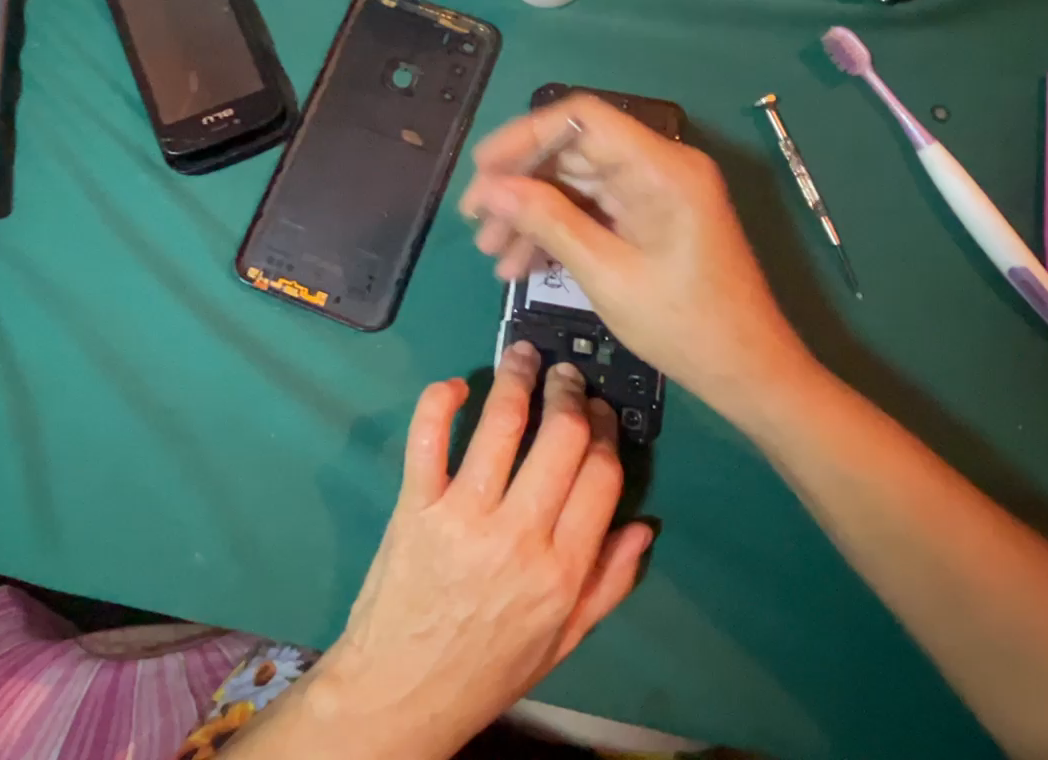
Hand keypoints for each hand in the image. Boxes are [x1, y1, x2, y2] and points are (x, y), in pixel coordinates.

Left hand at [308, 343, 652, 759]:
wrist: (404, 690)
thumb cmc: (488, 668)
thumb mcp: (563, 641)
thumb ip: (608, 583)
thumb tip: (643, 525)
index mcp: (562, 570)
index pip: (602, 476)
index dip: (607, 432)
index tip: (603, 412)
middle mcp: (518, 535)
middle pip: (560, 439)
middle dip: (570, 394)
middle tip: (567, 375)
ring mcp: (462, 515)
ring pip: (500, 426)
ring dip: (517, 380)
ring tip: (523, 357)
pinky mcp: (414, 505)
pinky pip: (427, 439)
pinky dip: (439, 402)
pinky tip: (456, 384)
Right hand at [458, 94, 818, 416]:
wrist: (744, 370)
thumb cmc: (682, 324)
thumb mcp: (605, 272)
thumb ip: (546, 221)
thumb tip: (490, 188)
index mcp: (658, 168)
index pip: (580, 119)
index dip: (522, 137)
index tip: (481, 170)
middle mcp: (657, 167)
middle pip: (572, 152)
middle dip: (519, 186)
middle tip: (476, 224)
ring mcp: (653, 193)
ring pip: (575, 185)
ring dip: (531, 214)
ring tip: (493, 255)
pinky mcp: (648, 218)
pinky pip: (591, 210)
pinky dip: (556, 231)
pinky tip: (523, 264)